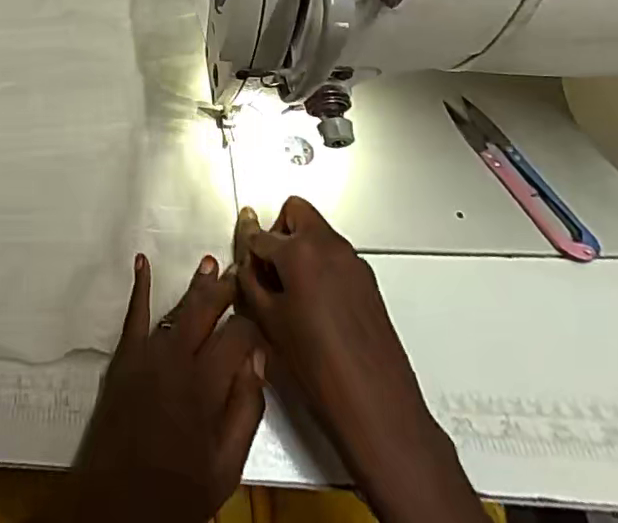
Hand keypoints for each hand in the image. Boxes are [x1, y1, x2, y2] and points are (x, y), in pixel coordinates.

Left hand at [51, 253, 266, 522]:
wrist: (120, 500)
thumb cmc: (181, 488)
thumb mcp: (228, 463)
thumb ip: (246, 409)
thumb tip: (258, 362)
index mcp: (207, 385)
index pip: (239, 336)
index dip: (254, 325)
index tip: (264, 321)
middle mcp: (177, 359)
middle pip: (207, 311)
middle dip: (227, 289)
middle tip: (241, 270)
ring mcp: (147, 353)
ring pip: (177, 308)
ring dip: (196, 286)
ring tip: (211, 264)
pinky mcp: (125, 356)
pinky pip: (134, 314)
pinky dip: (140, 286)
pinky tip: (142, 262)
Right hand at [234, 198, 482, 522]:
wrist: (375, 405)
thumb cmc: (325, 370)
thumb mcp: (268, 321)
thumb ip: (250, 281)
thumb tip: (246, 267)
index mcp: (301, 251)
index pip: (260, 233)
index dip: (245, 243)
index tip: (242, 248)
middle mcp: (331, 248)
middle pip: (296, 211)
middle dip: (277, 231)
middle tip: (264, 262)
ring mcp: (354, 263)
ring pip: (317, 233)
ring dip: (298, 248)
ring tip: (285, 288)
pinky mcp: (367, 282)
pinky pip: (335, 256)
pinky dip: (318, 265)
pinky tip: (308, 301)